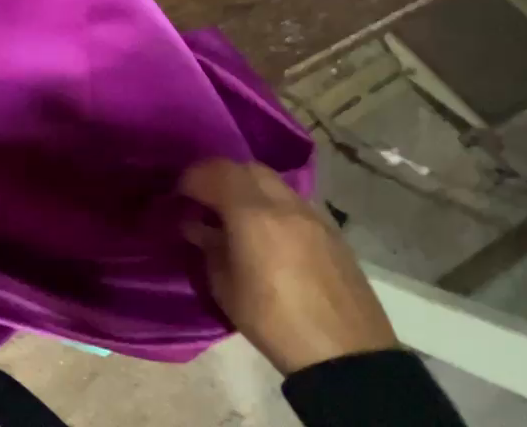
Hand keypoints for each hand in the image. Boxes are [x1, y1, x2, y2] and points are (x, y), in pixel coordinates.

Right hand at [180, 159, 398, 374]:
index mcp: (254, 215)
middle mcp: (286, 206)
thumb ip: (208, 245)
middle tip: (205, 200)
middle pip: (247, 168)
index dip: (190, 178)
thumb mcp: (224, 285)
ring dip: (249, 189)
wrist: (347, 358)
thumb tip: (195, 225)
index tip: (178, 196)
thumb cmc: (273, 321)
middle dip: (220, 176)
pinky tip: (268, 233)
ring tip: (236, 216)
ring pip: (274, 183)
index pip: (215, 171)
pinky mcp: (335, 236)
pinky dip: (274, 206)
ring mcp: (315, 219)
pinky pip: (295, 204)